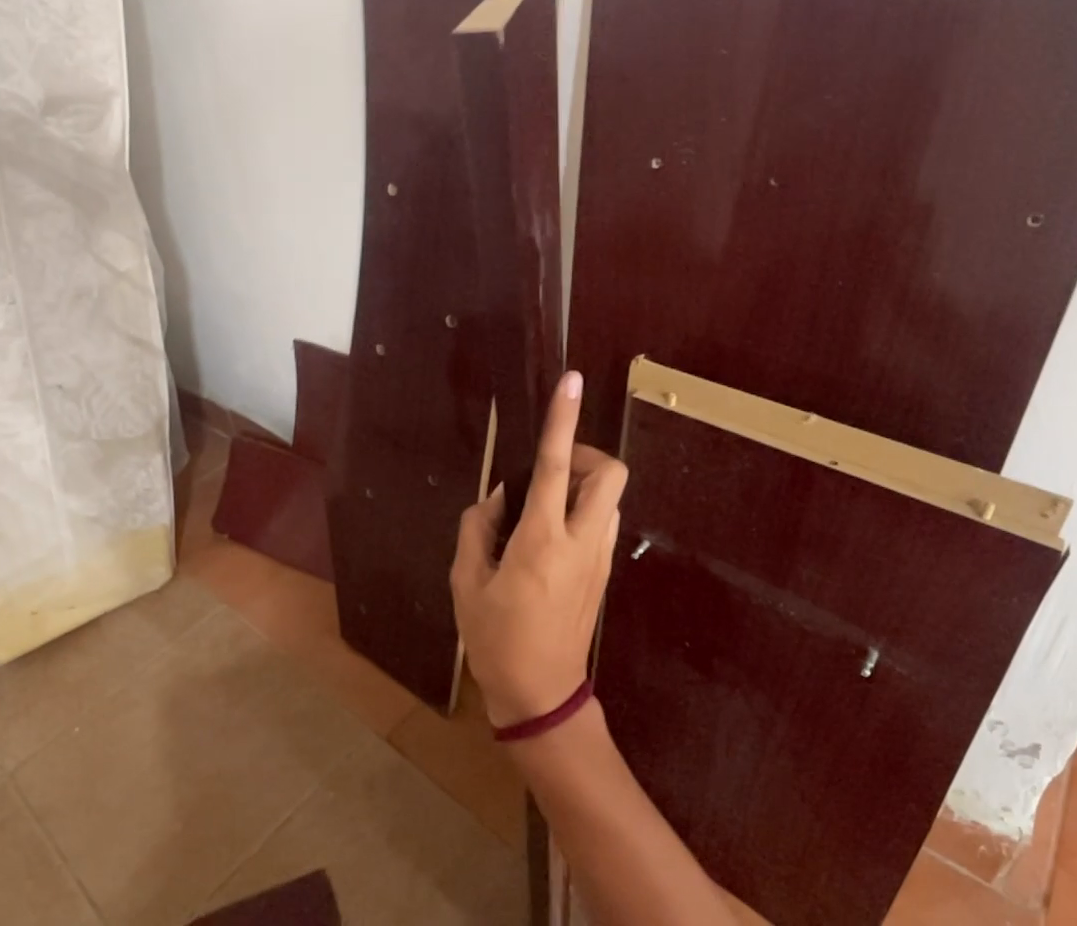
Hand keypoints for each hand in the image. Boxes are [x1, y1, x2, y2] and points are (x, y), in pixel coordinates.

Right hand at [451, 370, 628, 727]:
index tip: (571, 382)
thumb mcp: (466, 583)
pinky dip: (583, 512)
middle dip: (585, 455)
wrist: (541, 694)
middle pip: (610, 473)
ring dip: (583, 486)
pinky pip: (603, 522)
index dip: (563, 419)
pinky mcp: (605, 574)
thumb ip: (478, 529)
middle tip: (551, 471)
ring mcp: (599, 558)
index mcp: (542, 540)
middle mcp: (581, 542)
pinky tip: (550, 537)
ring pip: (609, 497)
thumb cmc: (495, 640)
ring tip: (542, 509)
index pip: (558, 466)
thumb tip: (497, 498)